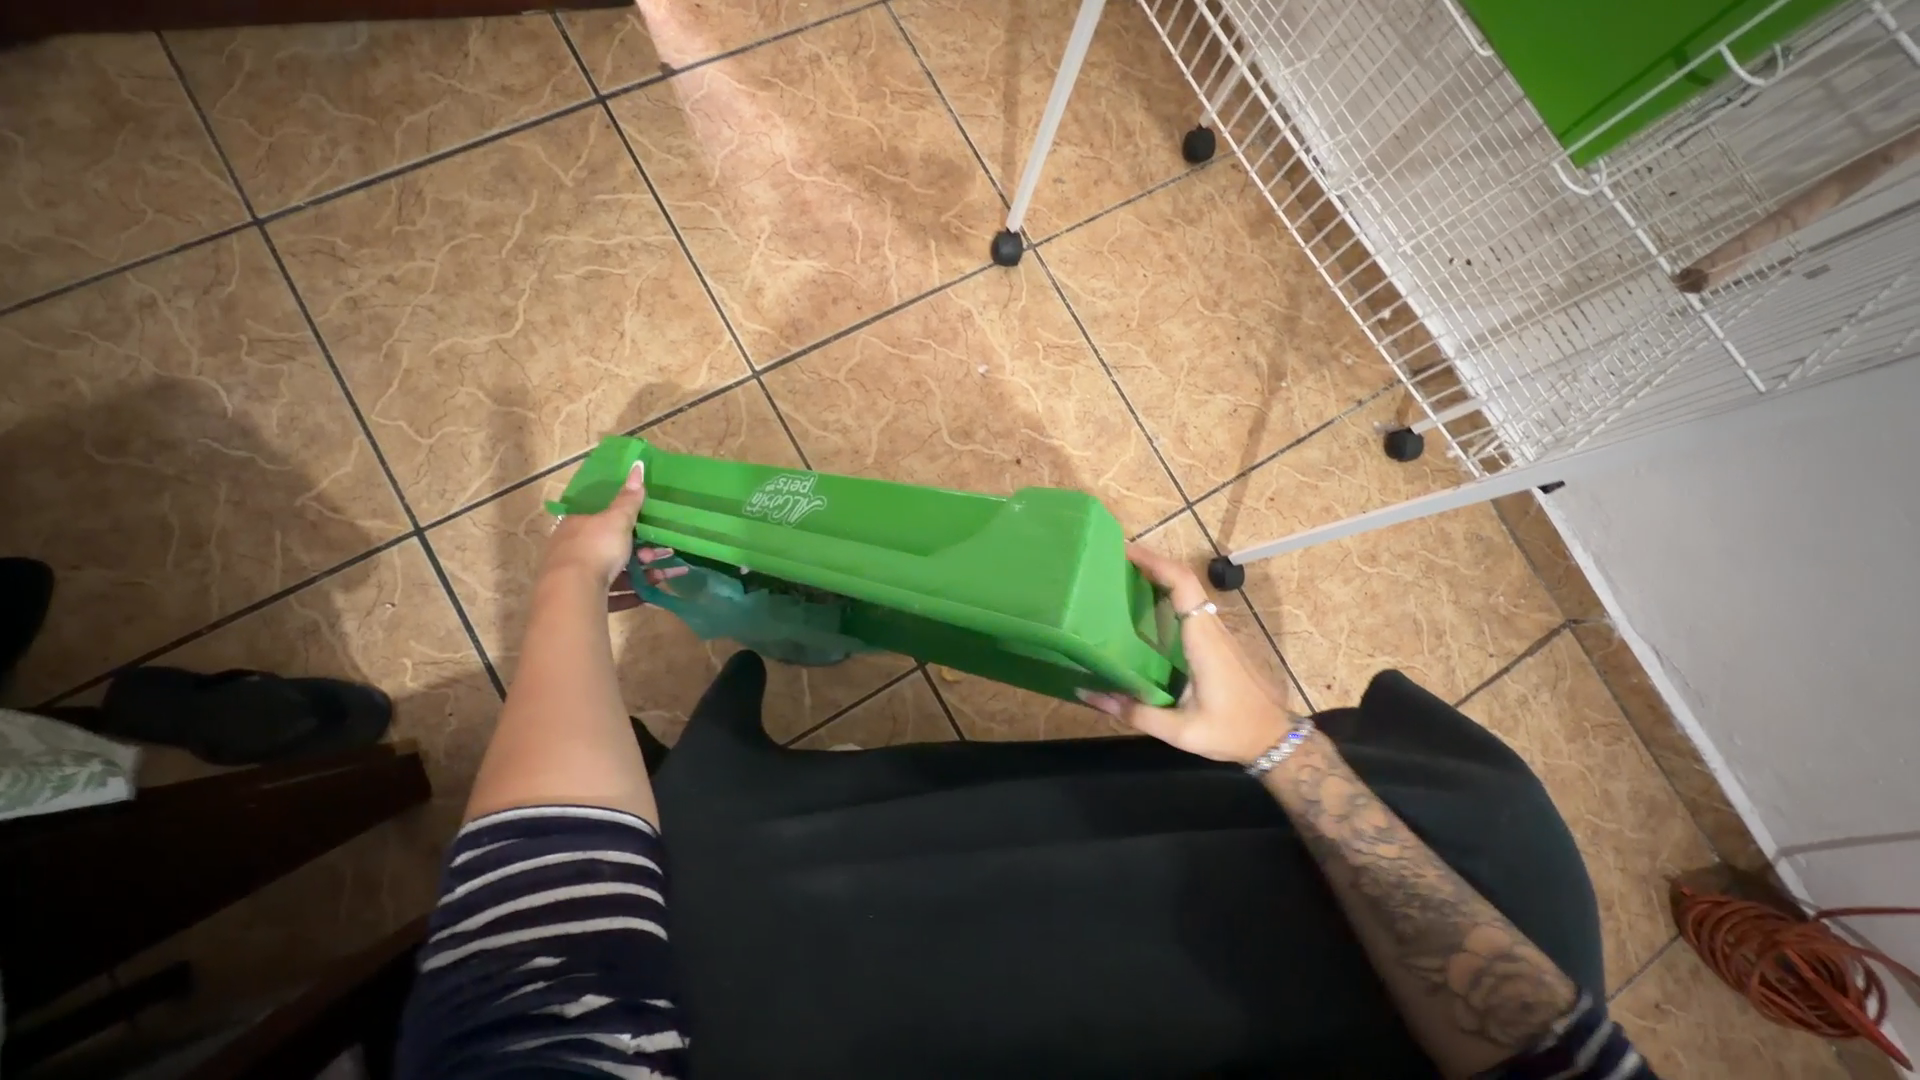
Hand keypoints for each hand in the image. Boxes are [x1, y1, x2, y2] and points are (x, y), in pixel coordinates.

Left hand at [541, 462, 688, 598]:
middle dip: (640, 552)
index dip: (625, 524)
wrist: (572, 592)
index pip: (600, 519)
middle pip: (610, 548)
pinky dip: (631, 594)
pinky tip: (649, 596)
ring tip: (664, 576)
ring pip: (613, 572)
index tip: (647, 530)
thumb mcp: (616, 519)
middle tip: (661, 554)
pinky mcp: (582, 600)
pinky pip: (611, 595)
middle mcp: (571, 549)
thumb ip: (629, 499)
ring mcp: (574, 577)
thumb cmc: (595, 548)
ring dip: (641, 574)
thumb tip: (637, 465)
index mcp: (576, 526)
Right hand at [1079, 545, 1296, 764]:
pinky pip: (1192, 606)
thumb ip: (1134, 712)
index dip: (1155, 563)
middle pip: (1184, 580)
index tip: (1125, 552)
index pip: (1183, 585)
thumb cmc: (1230, 732)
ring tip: (1123, 578)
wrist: (1274, 739)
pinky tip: (1145, 607)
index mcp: (1203, 641)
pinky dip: (1168, 595)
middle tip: (1114, 561)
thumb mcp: (1179, 731)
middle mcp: (1212, 628)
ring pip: (1189, 591)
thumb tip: (1088, 694)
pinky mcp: (1218, 641)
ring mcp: (1218, 633)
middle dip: (1151, 563)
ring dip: (1159, 577)